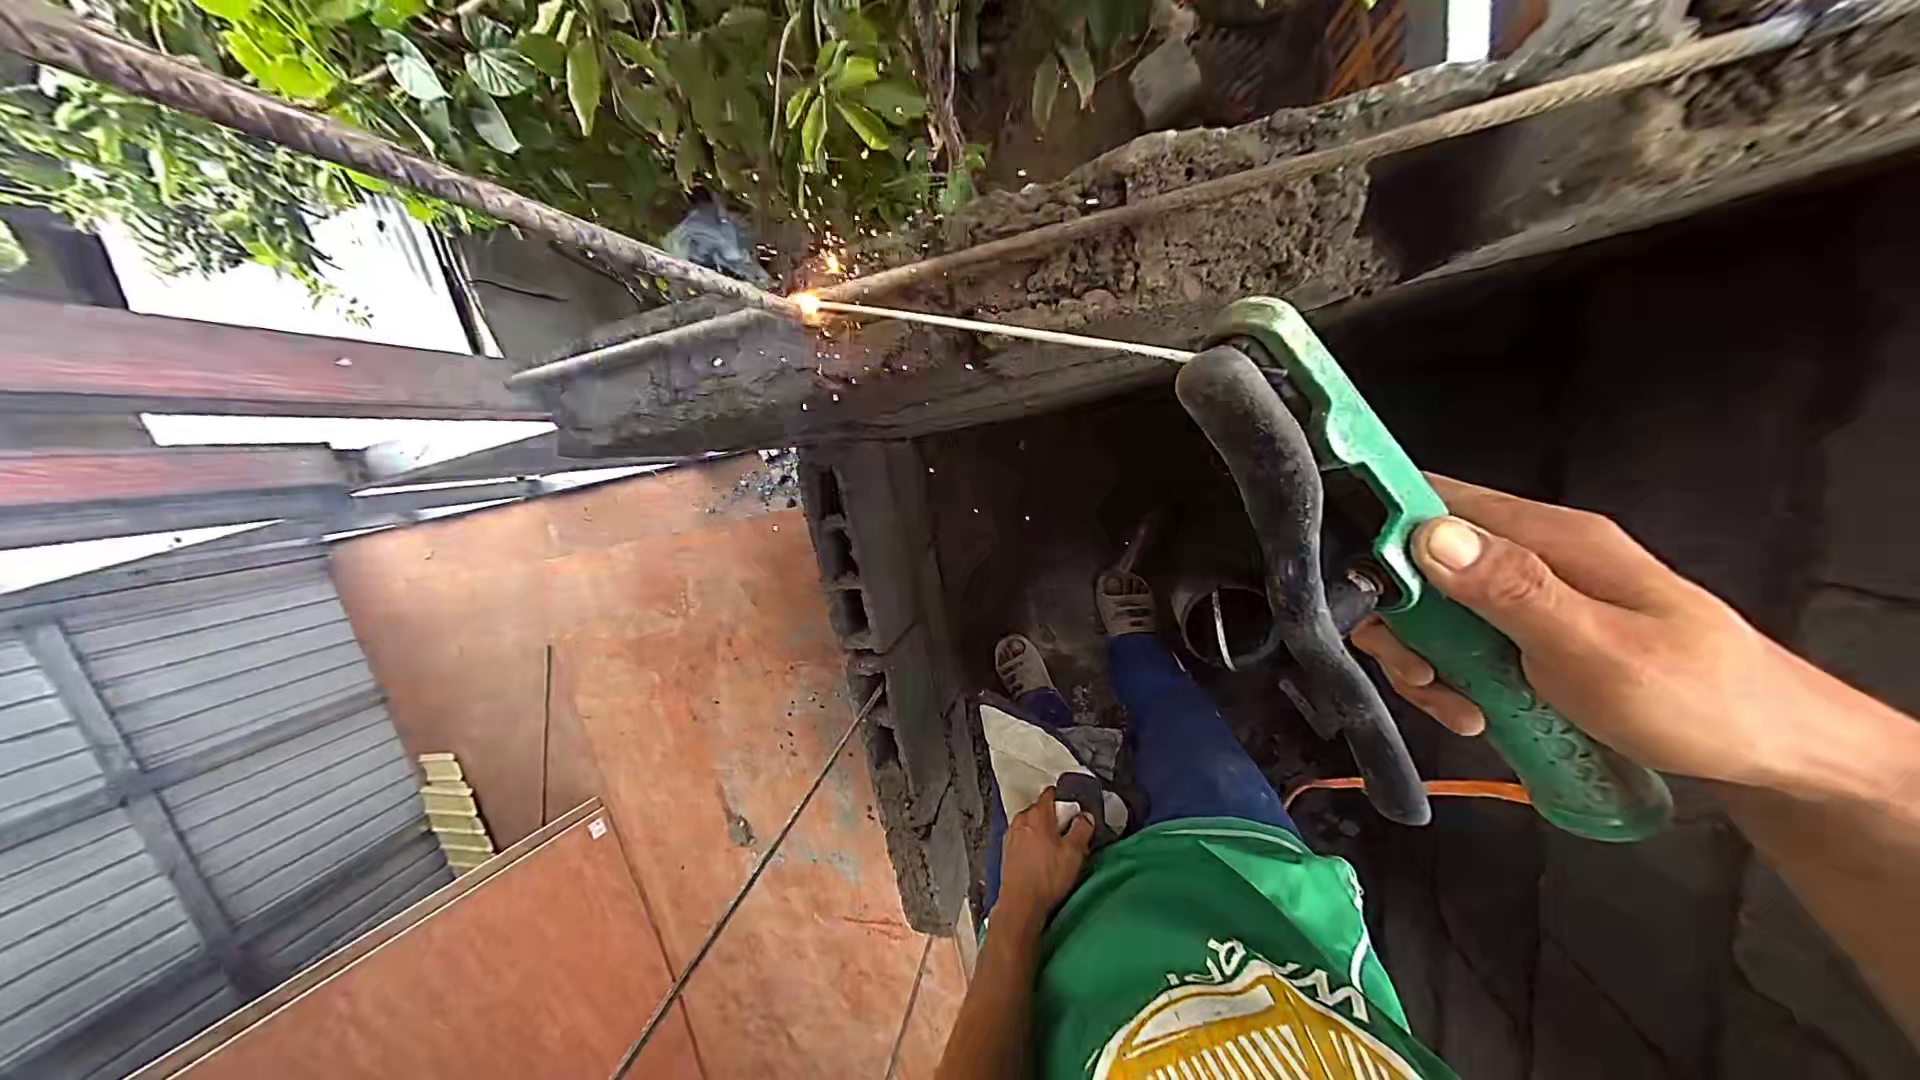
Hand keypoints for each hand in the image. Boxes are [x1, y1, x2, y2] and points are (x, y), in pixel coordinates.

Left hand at [997, 787, 1093, 930]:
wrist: (1020, 904)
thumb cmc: (1047, 878)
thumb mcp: (1074, 853)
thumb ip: (1082, 829)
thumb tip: (1085, 817)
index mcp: (1037, 814)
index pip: (1050, 794)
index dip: (1064, 800)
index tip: (1073, 810)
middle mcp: (1021, 820)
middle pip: (1040, 808)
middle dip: (1054, 817)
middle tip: (1068, 834)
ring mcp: (1011, 835)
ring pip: (1031, 824)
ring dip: (1042, 831)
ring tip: (1055, 850)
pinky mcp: (1007, 851)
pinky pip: (1023, 838)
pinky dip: (1032, 843)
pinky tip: (1040, 860)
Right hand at [1351, 476, 1886, 798]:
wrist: (1777, 760)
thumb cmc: (1702, 702)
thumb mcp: (1599, 648)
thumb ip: (1513, 590)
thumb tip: (1429, 535)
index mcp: (1547, 538)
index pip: (1434, 499)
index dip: (1379, 526)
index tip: (1357, 582)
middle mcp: (1525, 558)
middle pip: (1414, 566)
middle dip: (1398, 619)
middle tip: (1414, 669)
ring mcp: (1520, 599)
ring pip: (1426, 613)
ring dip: (1420, 660)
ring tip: (1452, 704)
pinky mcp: (1518, 636)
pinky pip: (1452, 647)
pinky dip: (1445, 680)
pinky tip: (1472, 712)